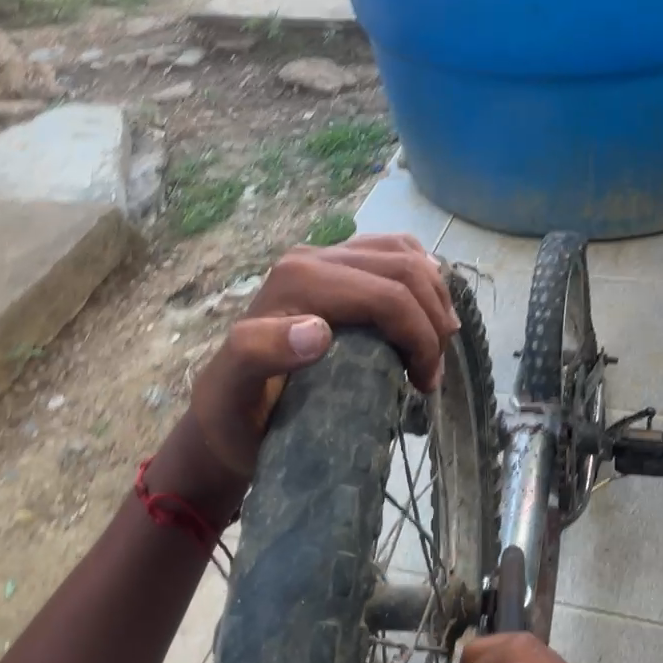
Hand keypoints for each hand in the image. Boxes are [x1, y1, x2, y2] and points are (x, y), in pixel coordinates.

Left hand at [189, 234, 459, 480]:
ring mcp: (328, 254)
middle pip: (404, 270)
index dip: (420, 337)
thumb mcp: (233, 394)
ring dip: (435, 299)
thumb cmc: (236, 413)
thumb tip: (317, 332)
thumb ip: (257, 353)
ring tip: (435, 346)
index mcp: (296, 281)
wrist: (227, 409)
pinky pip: (396, 249)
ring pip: (407, 254)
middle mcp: (313, 257)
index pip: (387, 295)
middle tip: (432, 373)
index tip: (423, 386)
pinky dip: (423, 274)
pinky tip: (426, 308)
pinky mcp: (339, 260)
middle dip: (433, 322)